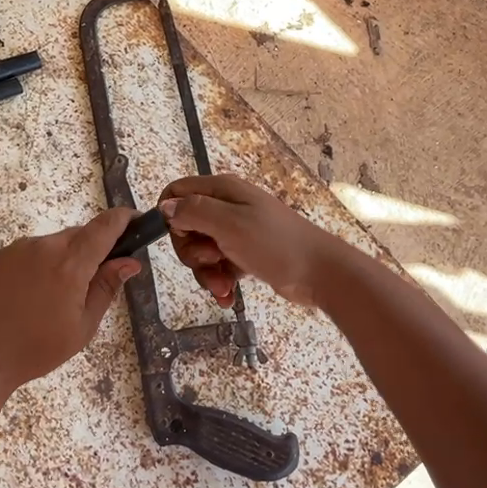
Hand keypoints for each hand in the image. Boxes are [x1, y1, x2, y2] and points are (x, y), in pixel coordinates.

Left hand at [0, 206, 144, 392]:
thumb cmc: (36, 349)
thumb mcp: (82, 327)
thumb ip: (106, 288)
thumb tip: (130, 262)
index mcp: (69, 264)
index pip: (104, 227)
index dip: (124, 218)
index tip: (137, 219)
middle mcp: (44, 246)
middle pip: (80, 235)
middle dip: (94, 249)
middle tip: (96, 281)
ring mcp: (19, 248)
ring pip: (56, 244)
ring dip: (67, 259)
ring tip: (58, 298)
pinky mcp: (1, 255)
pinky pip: (33, 251)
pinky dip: (44, 264)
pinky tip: (35, 294)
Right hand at [161, 175, 330, 308]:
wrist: (322, 273)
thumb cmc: (275, 243)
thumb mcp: (228, 223)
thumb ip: (192, 211)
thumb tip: (165, 206)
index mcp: (222, 190)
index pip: (178, 191)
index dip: (170, 213)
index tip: (179, 236)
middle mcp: (227, 207)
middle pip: (186, 225)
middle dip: (191, 250)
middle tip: (209, 260)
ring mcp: (237, 232)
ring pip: (202, 250)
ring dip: (205, 272)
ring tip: (222, 287)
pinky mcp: (246, 254)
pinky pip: (220, 266)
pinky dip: (219, 281)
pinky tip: (227, 297)